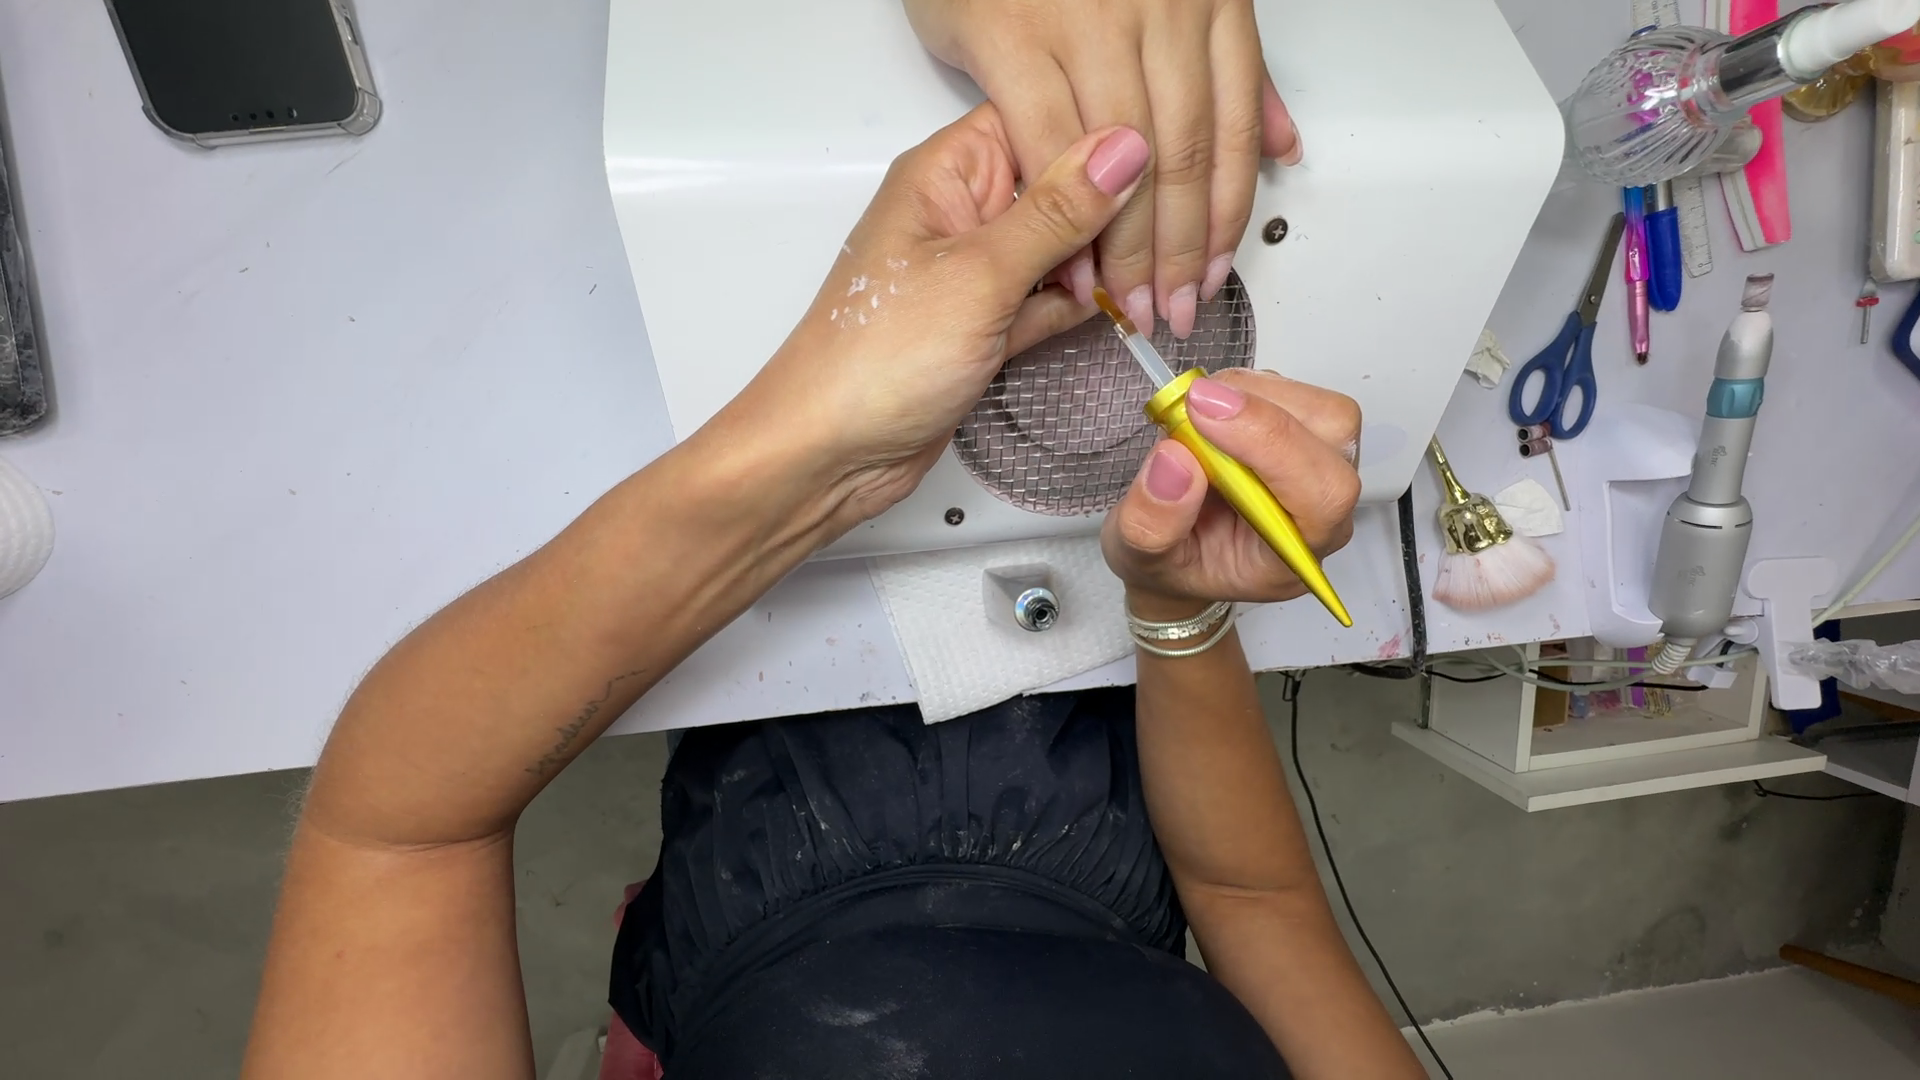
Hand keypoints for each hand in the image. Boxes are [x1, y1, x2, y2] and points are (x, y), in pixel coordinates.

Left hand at [722, 105, 1151, 531]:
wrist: (834, 452)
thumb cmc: (875, 362)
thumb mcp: (978, 275)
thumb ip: (1055, 213)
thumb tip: (1122, 150)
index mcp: (944, 175)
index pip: (1039, 122)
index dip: (1100, 147)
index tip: (1154, 176)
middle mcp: (958, 217)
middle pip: (1055, 190)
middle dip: (1107, 216)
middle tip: (1155, 248)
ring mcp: (971, 276)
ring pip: (1055, 251)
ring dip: (1097, 268)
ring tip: (1148, 284)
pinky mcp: (981, 328)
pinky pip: (1042, 301)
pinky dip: (1074, 307)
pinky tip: (1112, 310)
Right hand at [903, 0, 1300, 340]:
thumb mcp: (1174, 2)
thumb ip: (1229, 72)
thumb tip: (1281, 142)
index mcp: (1205, 0)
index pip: (1230, 133)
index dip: (1224, 221)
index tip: (1211, 279)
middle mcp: (1158, 7)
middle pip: (1183, 158)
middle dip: (1180, 252)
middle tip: (1171, 311)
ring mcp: (1086, 21)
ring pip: (1124, 162)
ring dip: (1130, 250)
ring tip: (1129, 306)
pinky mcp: (1013, 35)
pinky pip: (1049, 146)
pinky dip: (1063, 215)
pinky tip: (1073, 266)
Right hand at [1103, 369, 1359, 617]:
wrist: (1179, 558)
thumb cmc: (1172, 566)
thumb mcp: (1140, 560)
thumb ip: (1152, 524)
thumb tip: (1175, 458)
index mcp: (1293, 553)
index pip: (1321, 493)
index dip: (1270, 442)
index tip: (1201, 412)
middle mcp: (1319, 509)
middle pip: (1331, 435)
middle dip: (1258, 410)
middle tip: (1188, 408)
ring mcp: (1315, 467)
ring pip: (1315, 406)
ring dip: (1248, 394)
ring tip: (1189, 417)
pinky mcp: (1298, 435)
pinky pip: (1291, 394)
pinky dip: (1241, 388)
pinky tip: (1204, 414)